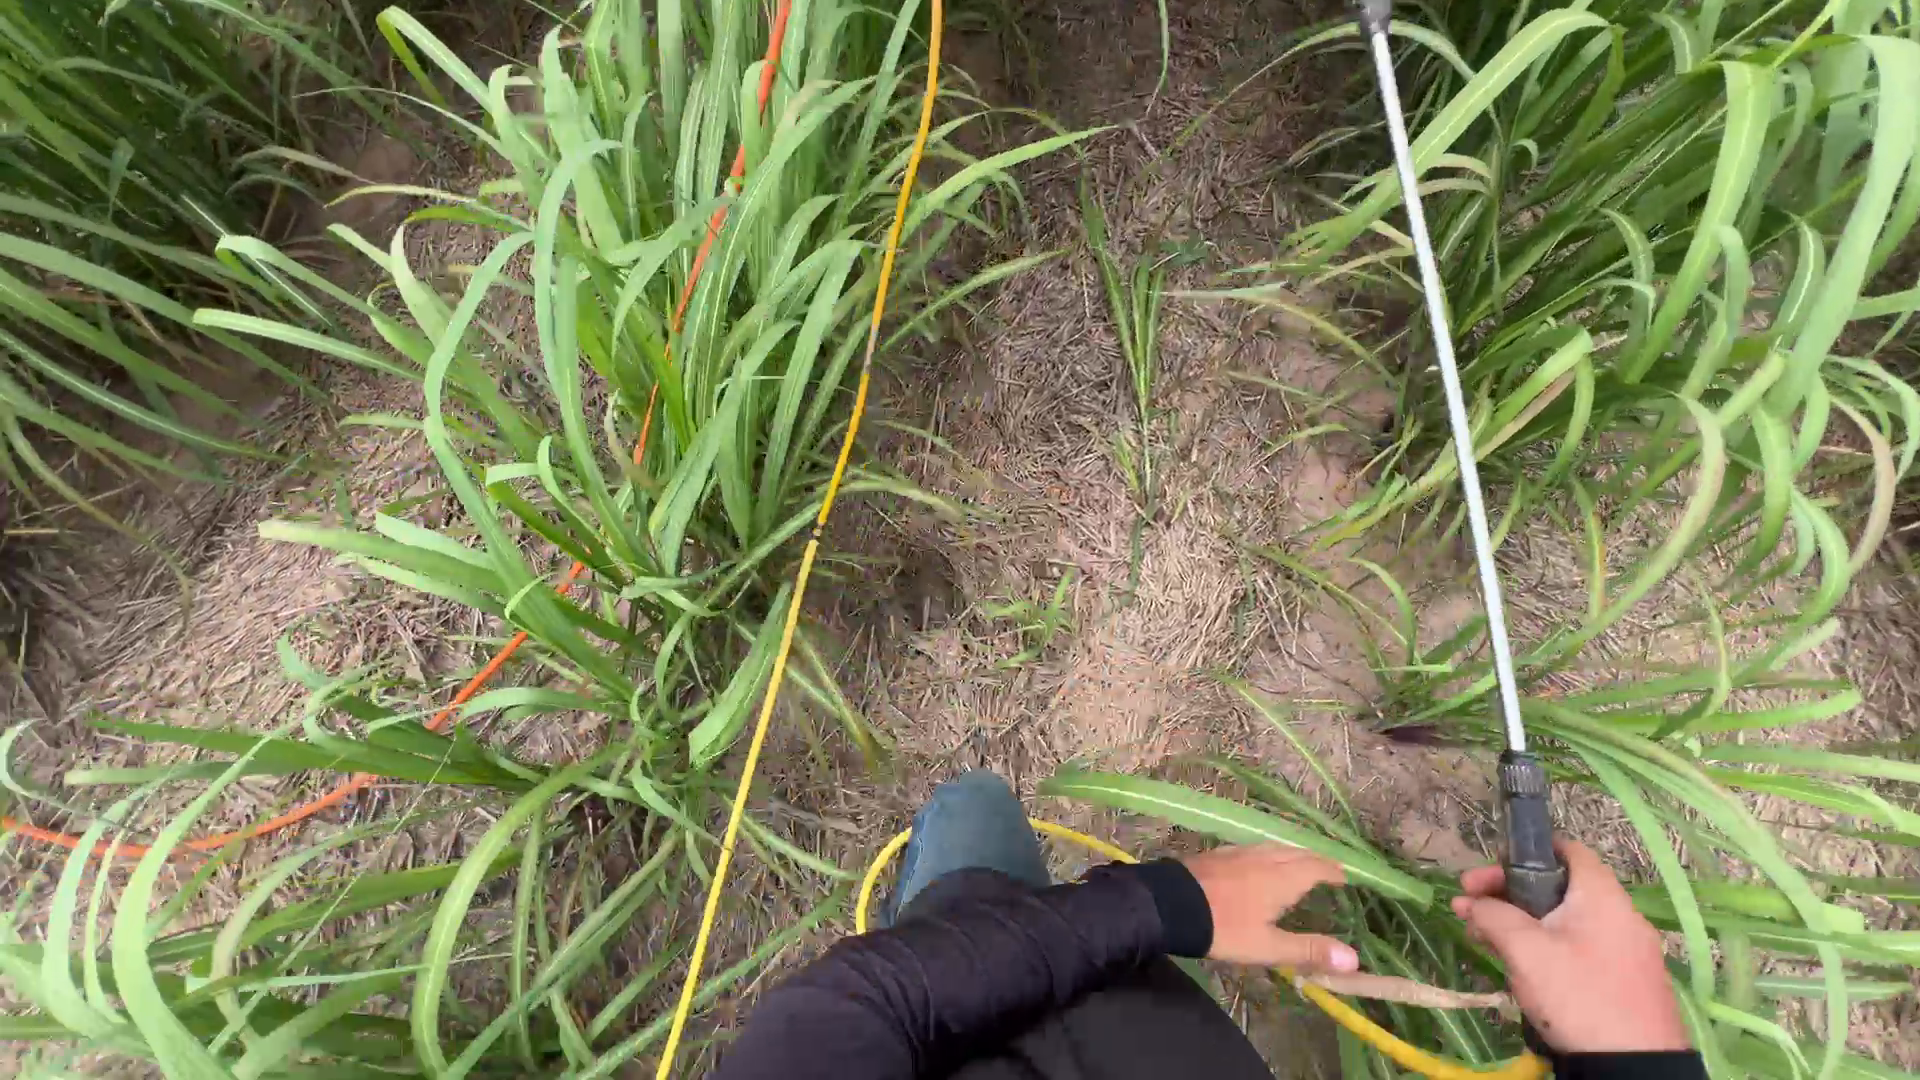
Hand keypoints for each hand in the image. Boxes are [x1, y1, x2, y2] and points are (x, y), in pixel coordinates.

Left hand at [1182, 845, 1358, 971]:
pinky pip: (1252, 848)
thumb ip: (1309, 950)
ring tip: (1298, 865)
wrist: (1171, 905)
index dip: (1332, 871)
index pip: (1314, 867)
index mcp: (1279, 878)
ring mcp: (1237, 853)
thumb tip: (1354, 959)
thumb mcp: (1268, 946)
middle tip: (1327, 870)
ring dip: (1290, 854)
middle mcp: (1261, 858)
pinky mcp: (1218, 854)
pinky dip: (1267, 854)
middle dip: (1314, 860)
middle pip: (1294, 853)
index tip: (1345, 877)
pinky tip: (1258, 864)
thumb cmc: (1224, 928)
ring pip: (1272, 848)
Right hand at [1451, 839, 1690, 1051]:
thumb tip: (1470, 903)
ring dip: (1515, 919)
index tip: (1491, 866)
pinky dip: (1539, 942)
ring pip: (1560, 918)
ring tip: (1477, 933)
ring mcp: (1622, 951)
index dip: (1528, 850)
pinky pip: (1573, 944)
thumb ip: (1491, 914)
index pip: (1569, 850)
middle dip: (1505, 890)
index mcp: (1602, 899)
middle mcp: (1619, 918)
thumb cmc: (1578, 994)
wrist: (1636, 1072)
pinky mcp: (1620, 978)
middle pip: (1556, 885)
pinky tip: (1509, 957)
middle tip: (1468, 901)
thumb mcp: (1523, 949)